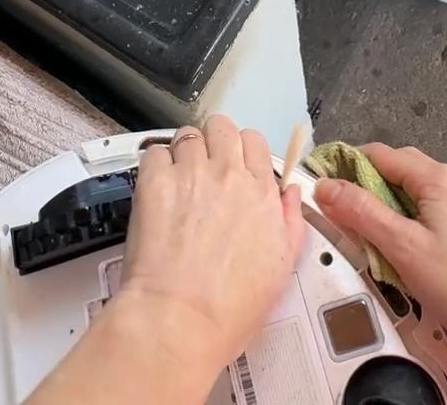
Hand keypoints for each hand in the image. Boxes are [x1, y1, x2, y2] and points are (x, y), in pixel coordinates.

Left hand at [116, 116, 305, 378]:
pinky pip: (155, 152)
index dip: (243, 152)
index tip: (234, 169)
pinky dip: (155, 165)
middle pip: (222, 126)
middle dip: (214, 141)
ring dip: (184, 153)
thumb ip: (291, 221)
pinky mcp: (155, 180)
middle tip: (204, 168)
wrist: (180, 320)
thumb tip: (290, 191)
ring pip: (187, 135)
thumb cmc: (232, 306)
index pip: (254, 141)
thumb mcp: (282, 268)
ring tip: (178, 181)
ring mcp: (190, 172)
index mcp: (260, 190)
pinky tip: (156, 189)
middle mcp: (227, 172)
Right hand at [314, 144, 446, 404]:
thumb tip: (326, 186)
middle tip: (346, 214)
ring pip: (420, 193)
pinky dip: (415, 221)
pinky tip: (411, 250)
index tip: (324, 184)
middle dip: (369, 187)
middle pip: (401, 170)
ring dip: (392, 207)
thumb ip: (361, 212)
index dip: (347, 165)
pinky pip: (438, 211)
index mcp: (439, 178)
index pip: (380, 154)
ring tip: (375, 238)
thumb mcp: (403, 248)